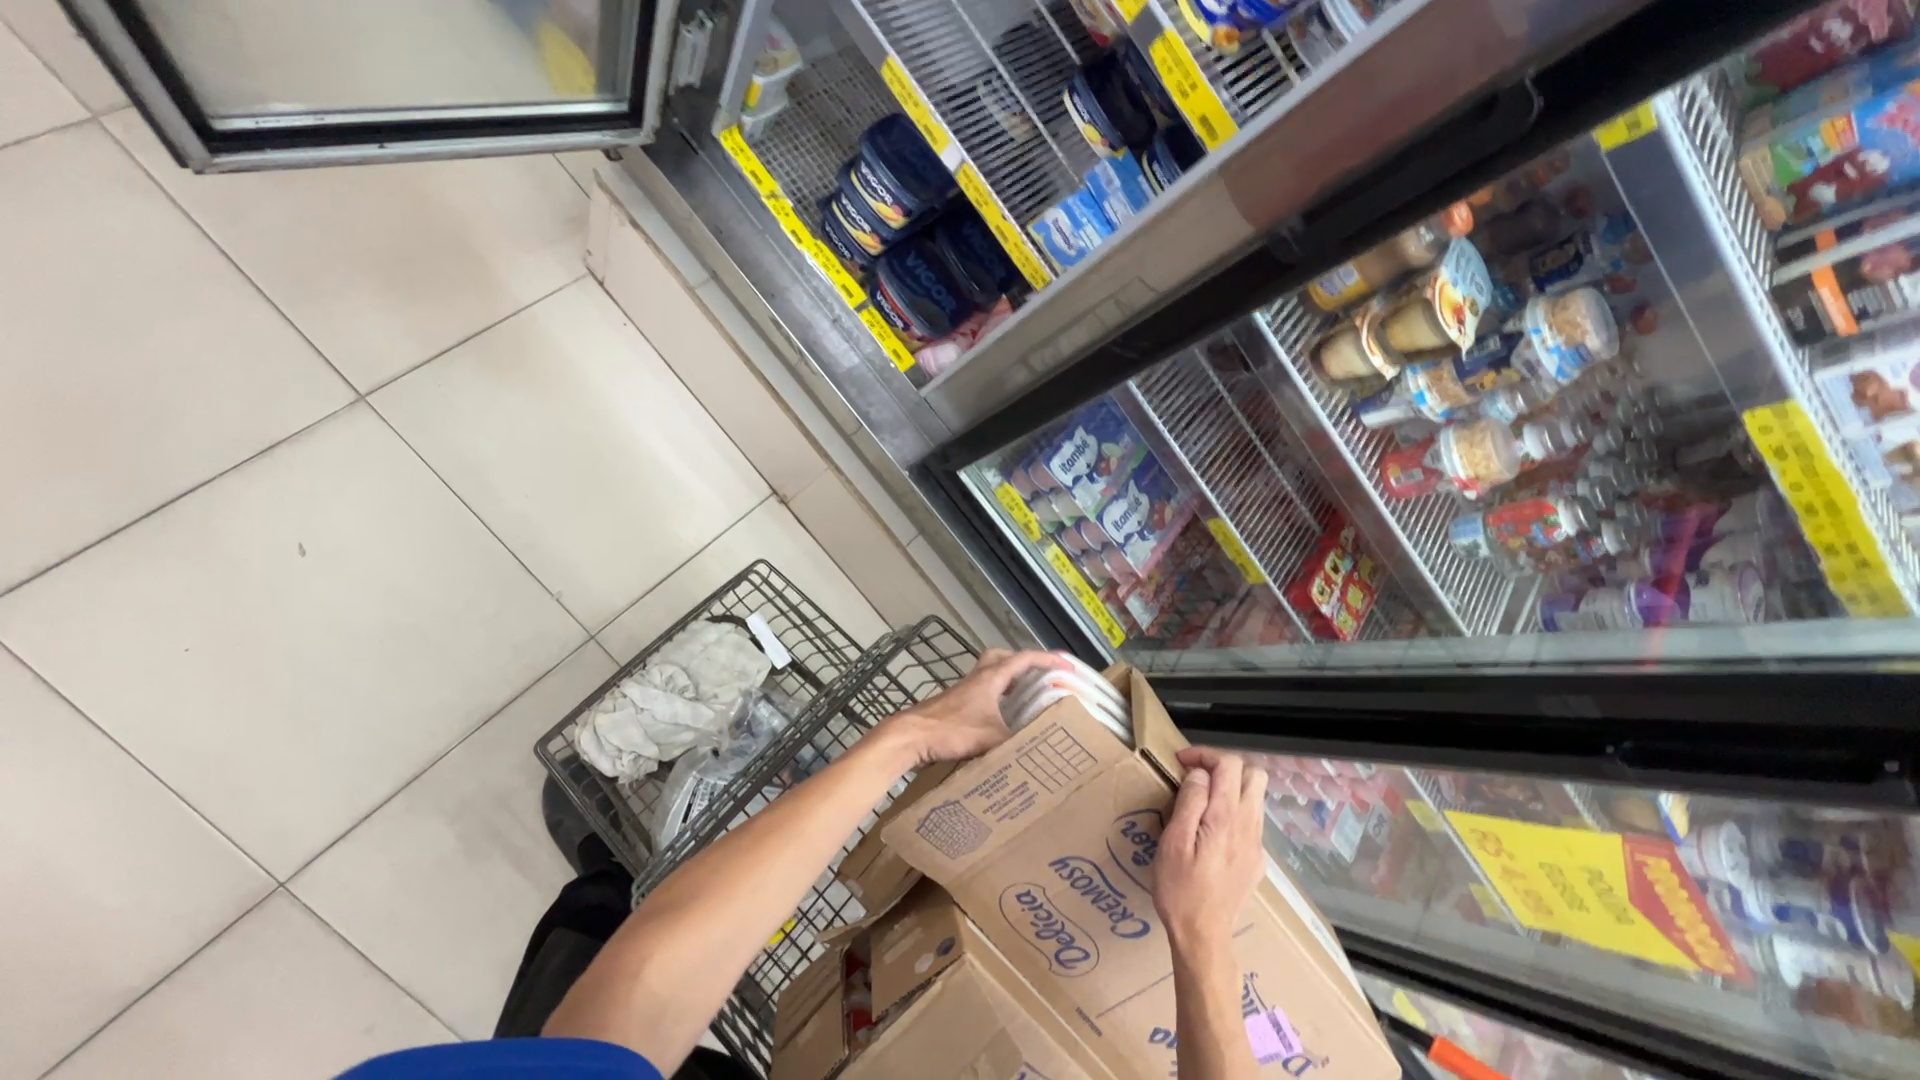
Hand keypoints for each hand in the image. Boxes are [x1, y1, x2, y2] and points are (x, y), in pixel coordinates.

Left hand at [876, 648, 1070, 768]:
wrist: (911, 736)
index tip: (1069, 667)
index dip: (1049, 660)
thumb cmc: (951, 730)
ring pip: (991, 674)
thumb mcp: (992, 738)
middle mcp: (978, 678)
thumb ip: (1019, 741)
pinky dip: (997, 697)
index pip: (1025, 659)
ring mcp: (964, 690)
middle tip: (1041, 675)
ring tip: (1026, 697)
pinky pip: (983, 691)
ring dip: (1009, 680)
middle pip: (1003, 657)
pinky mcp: (955, 703)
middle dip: (1024, 662)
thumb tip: (1044, 747)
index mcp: (991, 678)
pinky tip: (1001, 717)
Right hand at [1154, 747, 1267, 945]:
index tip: (1180, 762)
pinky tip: (1211, 832)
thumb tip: (1199, 775)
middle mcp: (1249, 826)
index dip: (1205, 755)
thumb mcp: (1173, 842)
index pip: (1230, 765)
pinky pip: (1251, 822)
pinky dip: (1233, 812)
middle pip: (1254, 775)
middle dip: (1224, 767)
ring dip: (1230, 789)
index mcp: (1226, 817)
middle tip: (1195, 777)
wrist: (1203, 935)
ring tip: (1200, 802)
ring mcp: (1257, 845)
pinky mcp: (1256, 861)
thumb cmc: (1180, 889)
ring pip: (1255, 798)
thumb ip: (1190, 802)